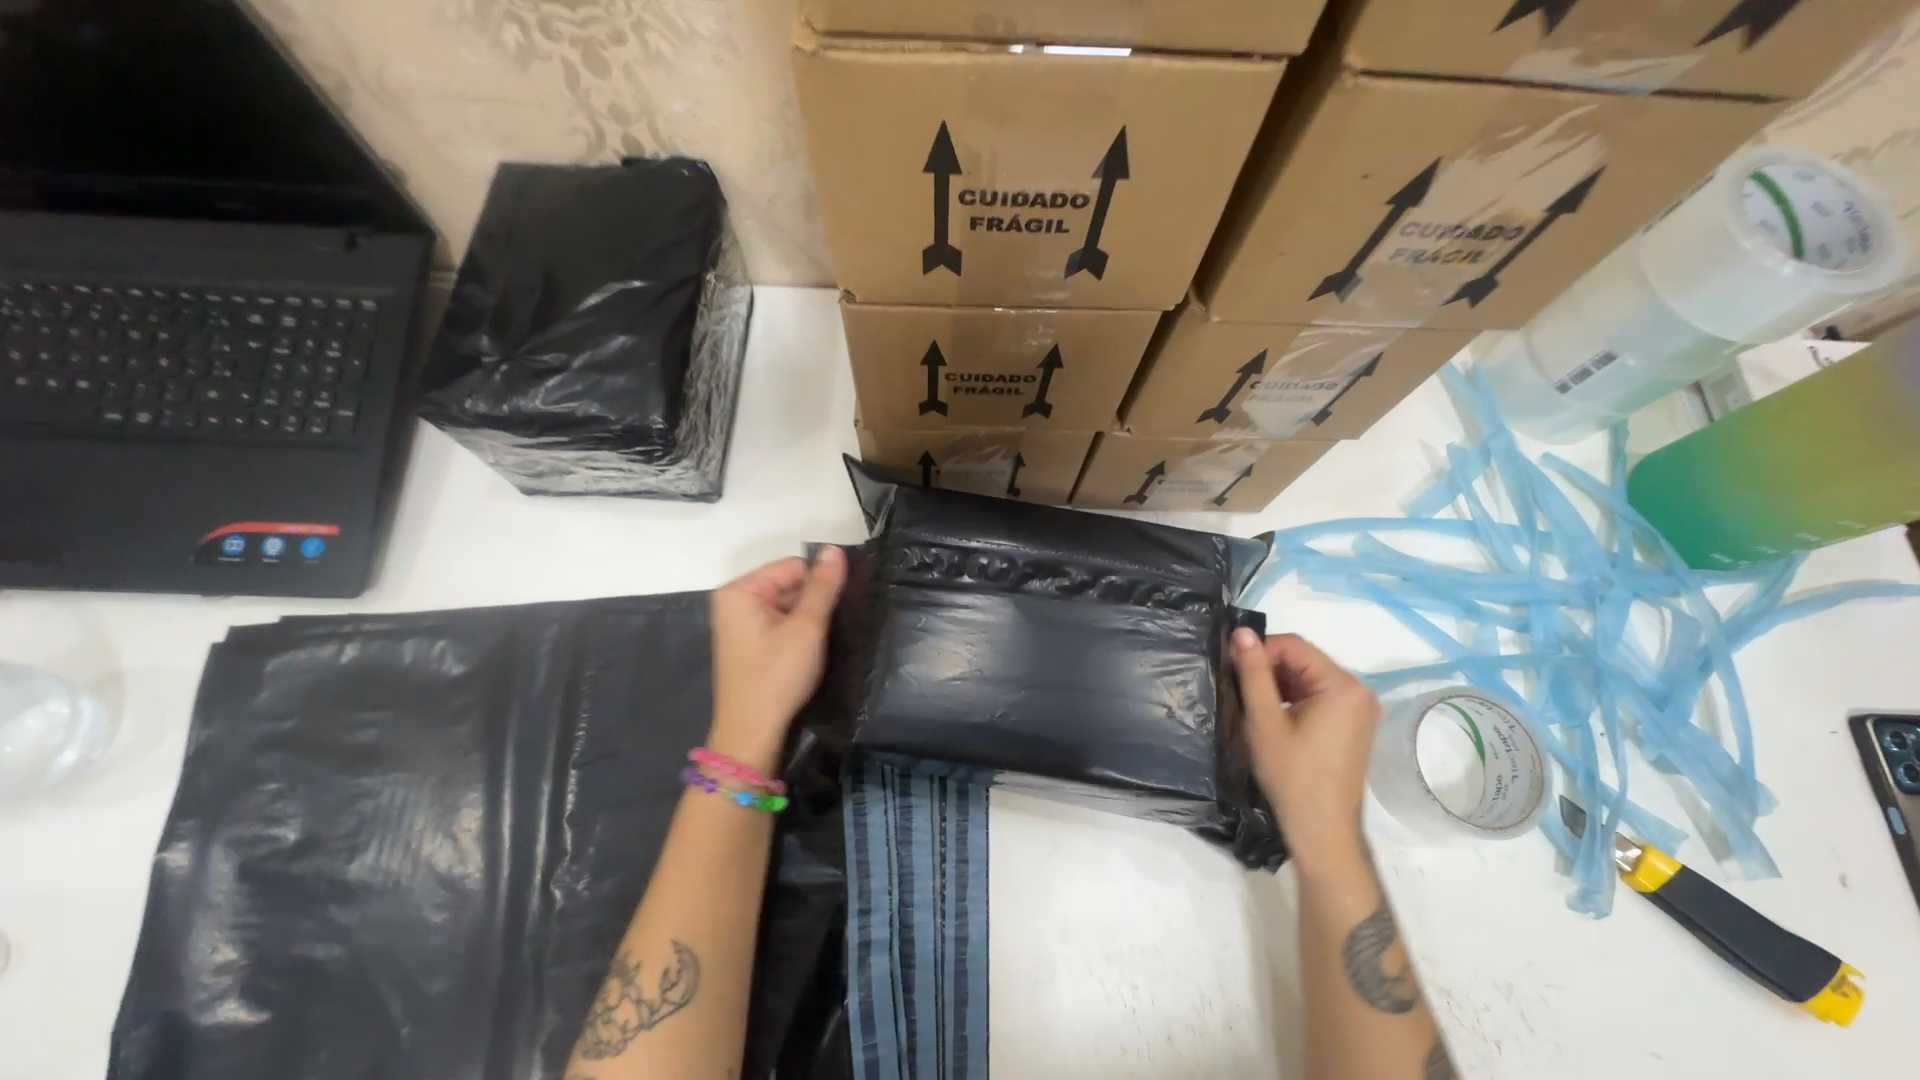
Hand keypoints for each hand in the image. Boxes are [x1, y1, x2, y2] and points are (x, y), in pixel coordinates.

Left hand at [708, 548, 846, 773]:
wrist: (752, 731)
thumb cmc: (777, 675)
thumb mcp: (807, 627)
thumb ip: (823, 586)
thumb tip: (836, 548)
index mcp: (740, 589)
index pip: (793, 566)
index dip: (818, 584)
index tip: (835, 610)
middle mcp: (734, 600)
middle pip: (788, 584)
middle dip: (811, 603)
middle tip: (825, 631)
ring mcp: (738, 623)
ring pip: (786, 605)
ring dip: (806, 620)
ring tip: (816, 644)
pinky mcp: (747, 643)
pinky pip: (778, 623)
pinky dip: (796, 633)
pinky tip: (805, 653)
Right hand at [1233, 628, 1381, 874]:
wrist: (1321, 828)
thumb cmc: (1291, 774)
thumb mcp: (1264, 720)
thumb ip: (1253, 672)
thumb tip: (1241, 632)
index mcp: (1342, 685)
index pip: (1294, 646)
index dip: (1259, 651)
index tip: (1232, 669)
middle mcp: (1358, 690)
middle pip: (1304, 660)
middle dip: (1269, 668)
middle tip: (1238, 688)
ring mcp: (1360, 709)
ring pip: (1309, 678)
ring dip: (1279, 684)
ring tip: (1252, 705)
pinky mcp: (1354, 724)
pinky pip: (1320, 696)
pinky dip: (1294, 699)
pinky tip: (1273, 717)